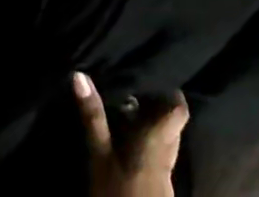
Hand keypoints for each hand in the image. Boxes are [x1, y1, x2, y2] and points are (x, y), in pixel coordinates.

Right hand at [74, 72, 189, 196]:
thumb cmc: (118, 193)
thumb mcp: (99, 156)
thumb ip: (94, 117)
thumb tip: (80, 74)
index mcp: (157, 140)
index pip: (178, 110)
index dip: (169, 92)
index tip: (148, 77)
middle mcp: (167, 153)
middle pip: (171, 123)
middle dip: (154, 107)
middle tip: (129, 92)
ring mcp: (165, 174)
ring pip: (165, 140)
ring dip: (149, 126)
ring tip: (124, 113)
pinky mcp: (159, 188)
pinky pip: (158, 157)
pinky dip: (145, 146)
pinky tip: (125, 145)